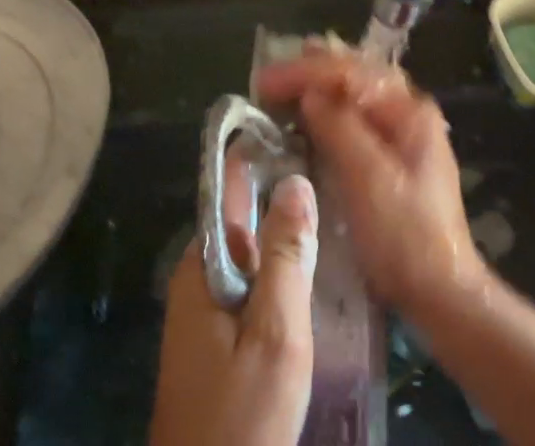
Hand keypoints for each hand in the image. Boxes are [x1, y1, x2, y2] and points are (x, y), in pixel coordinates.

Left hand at [151, 175, 318, 445]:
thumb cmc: (241, 415)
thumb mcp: (275, 334)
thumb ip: (285, 257)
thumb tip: (296, 181)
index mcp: (203, 267)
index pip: (228, 188)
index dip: (260, 153)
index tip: (298, 120)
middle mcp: (199, 277)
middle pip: (241, 215)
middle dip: (279, 184)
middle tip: (334, 157)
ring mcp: (207, 309)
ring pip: (250, 249)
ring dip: (285, 224)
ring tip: (335, 195)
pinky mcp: (220, 335)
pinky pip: (252, 280)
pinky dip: (282, 262)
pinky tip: (316, 260)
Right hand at [255, 53, 486, 315]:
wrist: (441, 292)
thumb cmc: (405, 236)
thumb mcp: (369, 179)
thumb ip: (340, 128)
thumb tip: (309, 92)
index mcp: (409, 112)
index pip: (352, 72)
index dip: (304, 72)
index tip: (264, 80)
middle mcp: (409, 115)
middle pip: (357, 75)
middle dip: (313, 70)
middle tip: (271, 73)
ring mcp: (404, 137)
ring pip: (357, 96)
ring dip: (320, 87)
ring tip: (284, 85)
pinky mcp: (393, 161)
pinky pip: (356, 120)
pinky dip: (329, 112)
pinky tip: (309, 117)